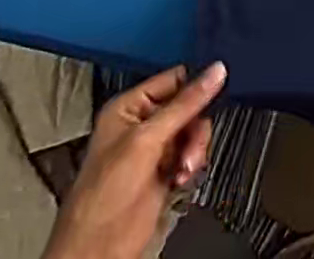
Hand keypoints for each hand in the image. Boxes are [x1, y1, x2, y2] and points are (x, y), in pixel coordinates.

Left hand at [41, 61, 227, 258]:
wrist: (97, 251)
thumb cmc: (105, 194)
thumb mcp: (148, 140)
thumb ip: (185, 104)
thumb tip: (215, 72)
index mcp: (130, 107)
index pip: (174, 79)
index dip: (195, 86)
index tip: (213, 94)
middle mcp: (142, 124)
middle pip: (189, 106)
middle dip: (195, 126)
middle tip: (191, 144)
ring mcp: (154, 149)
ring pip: (194, 131)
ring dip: (196, 148)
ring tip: (185, 167)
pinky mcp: (165, 170)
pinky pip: (192, 153)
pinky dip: (193, 164)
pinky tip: (182, 177)